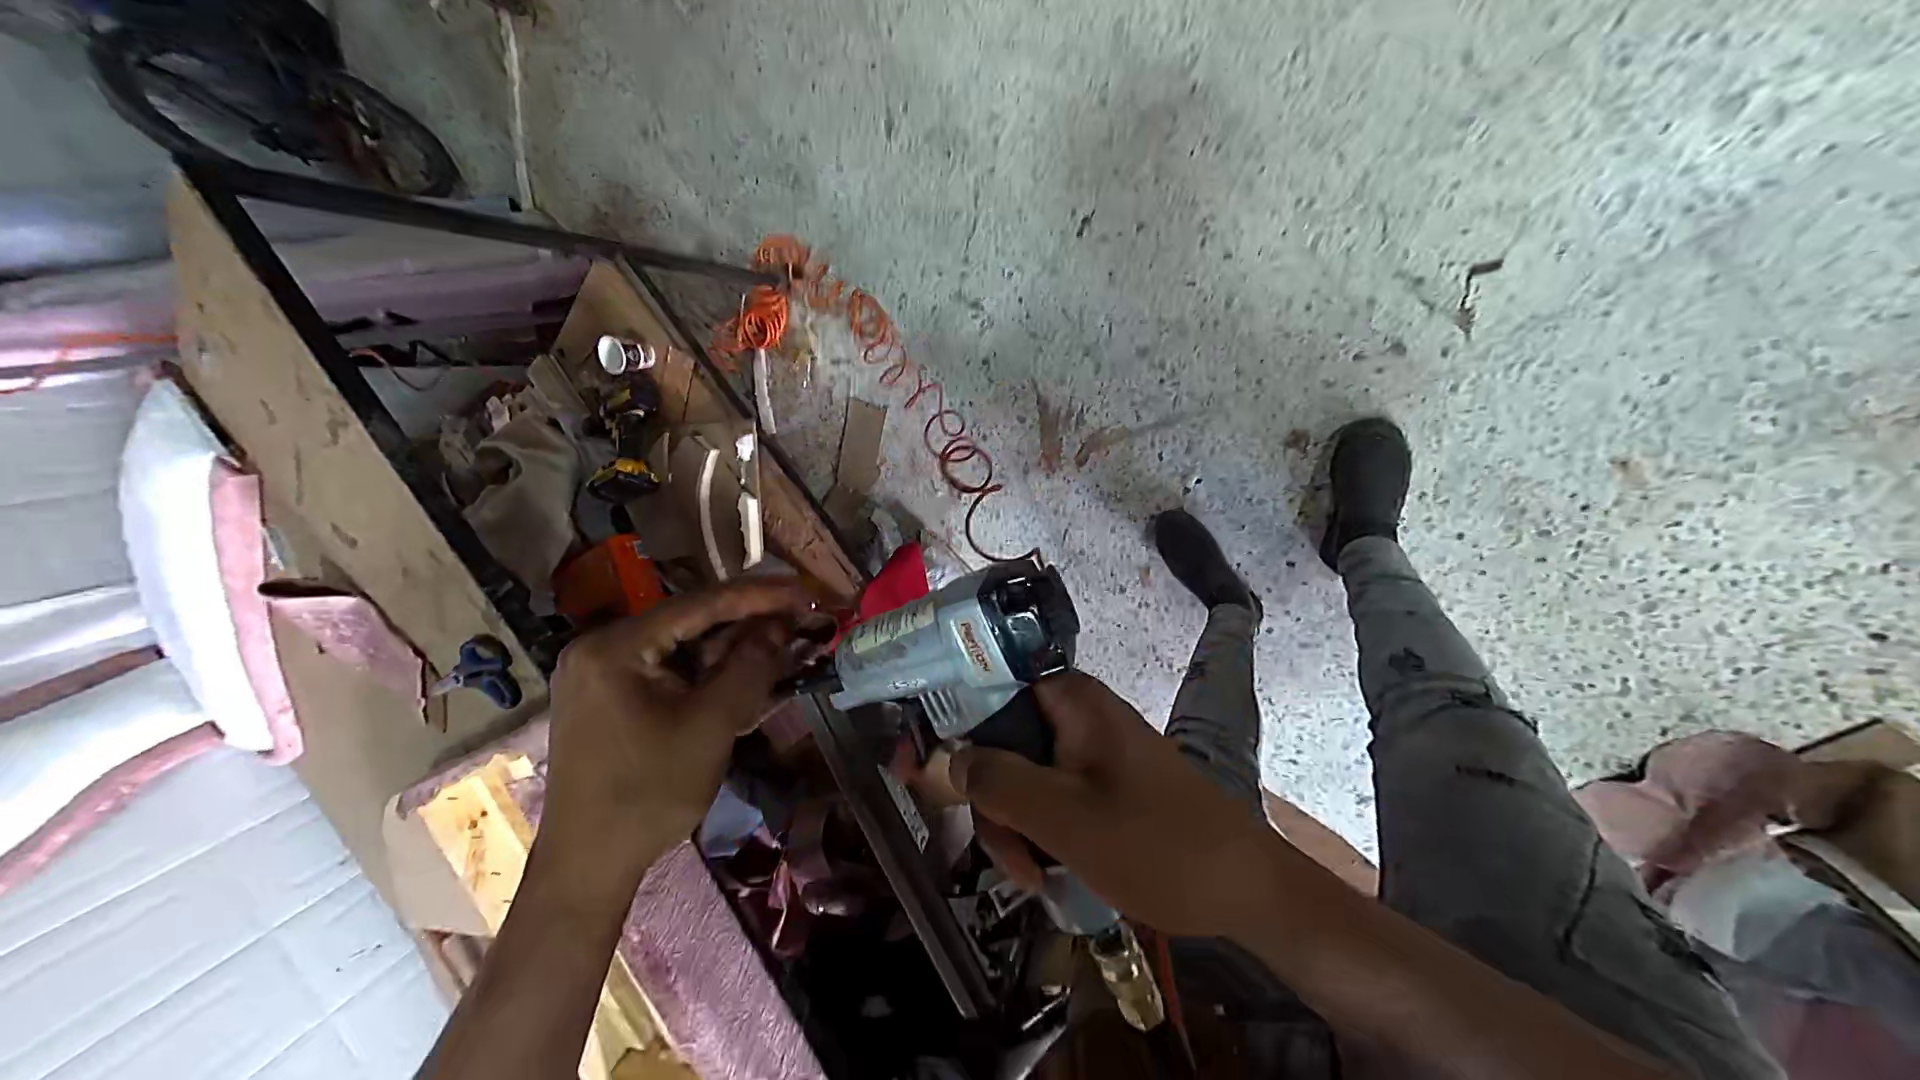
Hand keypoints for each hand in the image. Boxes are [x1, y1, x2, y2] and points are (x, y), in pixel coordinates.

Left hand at [542, 579, 818, 876]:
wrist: (589, 866)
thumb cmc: (648, 793)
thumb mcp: (711, 725)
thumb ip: (750, 666)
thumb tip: (780, 626)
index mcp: (614, 647)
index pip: (700, 604)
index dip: (759, 595)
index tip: (804, 591)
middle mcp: (602, 648)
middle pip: (691, 623)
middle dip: (748, 624)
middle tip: (799, 620)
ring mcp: (603, 674)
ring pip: (683, 648)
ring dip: (733, 650)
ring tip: (783, 646)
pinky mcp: (611, 698)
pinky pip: (670, 672)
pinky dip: (709, 674)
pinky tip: (747, 675)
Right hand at [952, 671, 1281, 937]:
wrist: (1248, 892)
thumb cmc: (1158, 845)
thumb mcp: (1064, 817)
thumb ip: (996, 782)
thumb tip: (944, 758)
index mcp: (1069, 698)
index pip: (983, 684)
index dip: (945, 719)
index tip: (913, 765)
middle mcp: (1075, 712)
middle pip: (998, 740)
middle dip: (990, 799)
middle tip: (1007, 856)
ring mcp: (1087, 749)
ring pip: (1019, 774)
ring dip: (1014, 826)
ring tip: (1035, 876)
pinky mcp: (1097, 782)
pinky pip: (1047, 795)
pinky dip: (1038, 831)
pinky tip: (1049, 871)